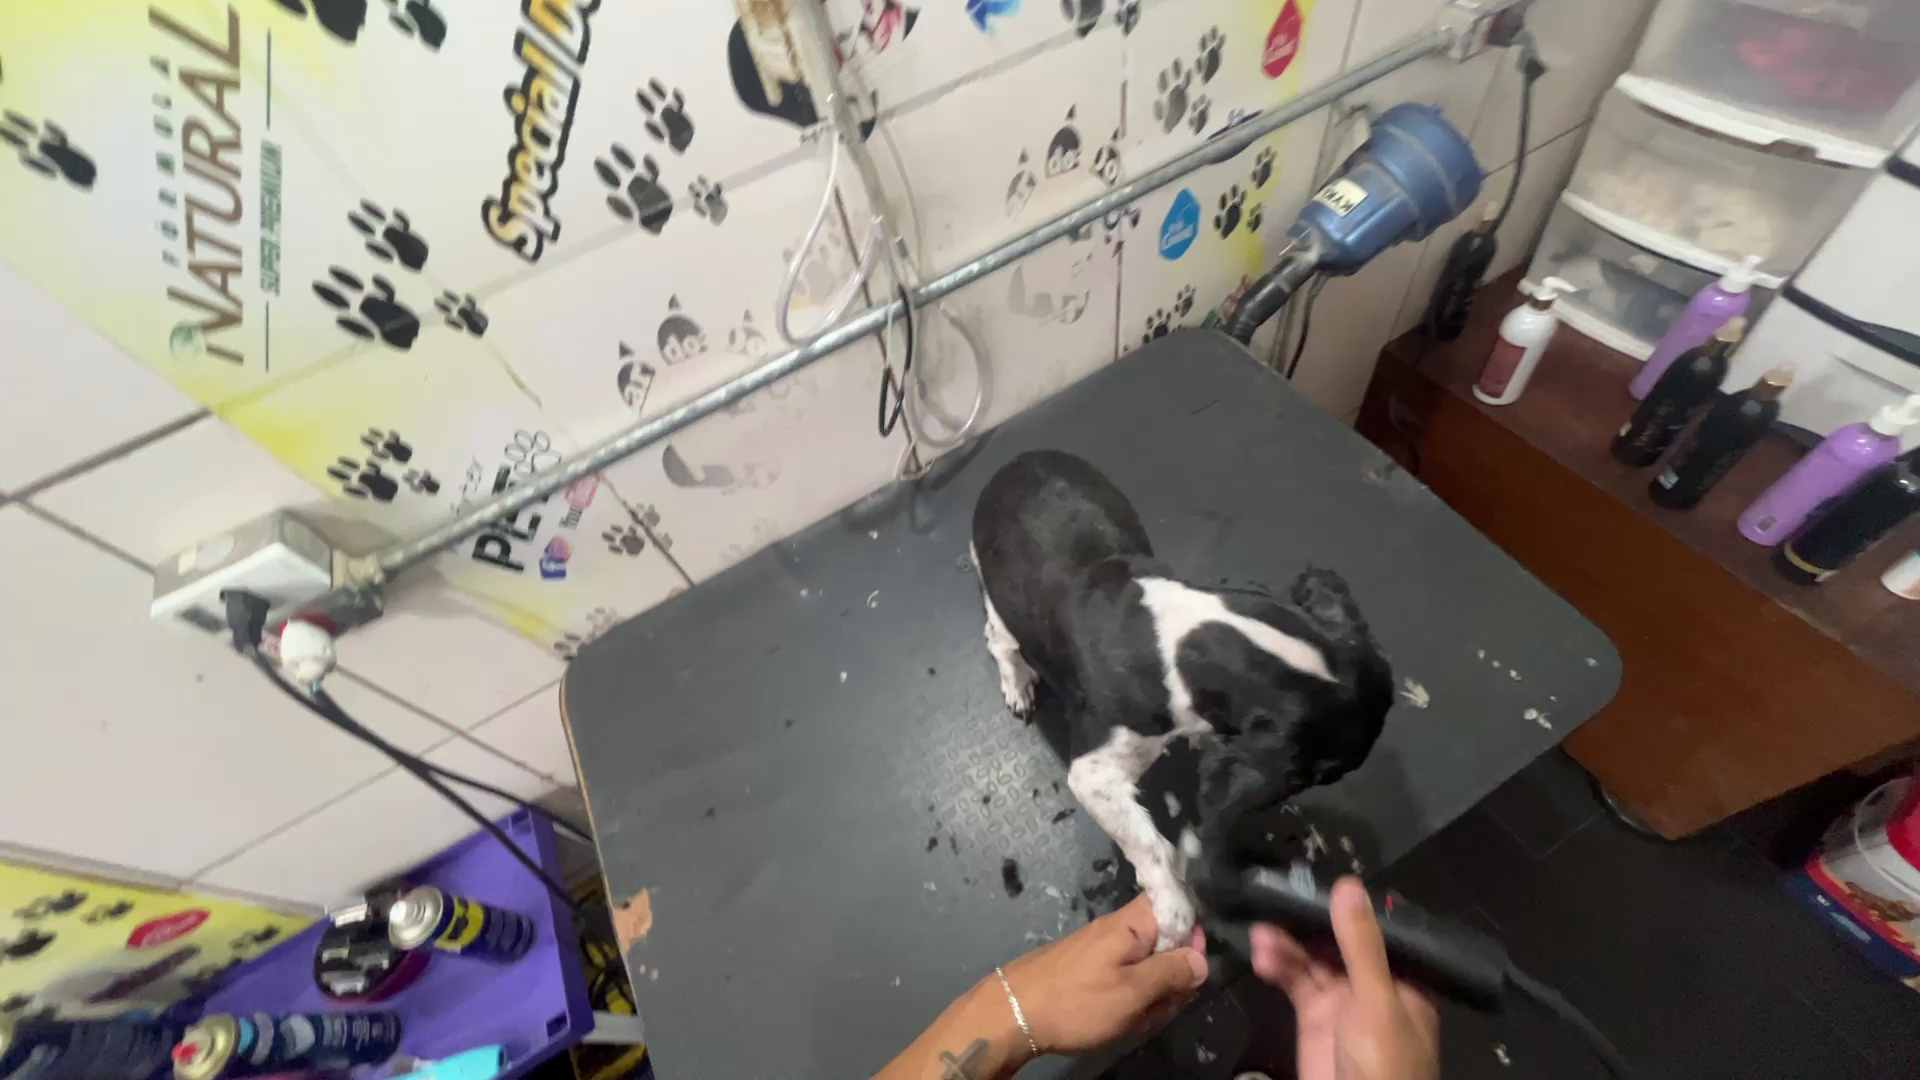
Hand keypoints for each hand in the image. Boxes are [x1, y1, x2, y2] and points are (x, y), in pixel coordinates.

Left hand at [998, 892, 1209, 1055]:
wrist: (1019, 1010)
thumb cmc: (1078, 1000)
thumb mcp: (1133, 993)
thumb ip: (1170, 973)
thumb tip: (1202, 957)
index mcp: (1131, 923)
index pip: (1172, 905)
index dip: (1191, 933)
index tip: (1194, 966)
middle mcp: (1120, 928)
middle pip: (1165, 941)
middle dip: (1173, 976)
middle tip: (1163, 1005)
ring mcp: (1106, 949)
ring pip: (1148, 965)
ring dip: (1153, 995)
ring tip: (1139, 1018)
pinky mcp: (1095, 968)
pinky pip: (1128, 978)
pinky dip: (1133, 1000)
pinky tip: (1125, 1020)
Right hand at [1249, 878, 1439, 1079]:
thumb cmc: (1383, 1070)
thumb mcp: (1375, 1004)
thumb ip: (1359, 945)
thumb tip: (1348, 884)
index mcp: (1401, 982)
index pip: (1373, 930)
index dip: (1345, 905)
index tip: (1312, 880)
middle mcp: (1371, 986)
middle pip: (1334, 940)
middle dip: (1303, 924)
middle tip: (1272, 905)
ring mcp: (1341, 1001)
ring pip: (1310, 957)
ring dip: (1284, 944)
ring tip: (1261, 939)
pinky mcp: (1313, 1016)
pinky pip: (1293, 979)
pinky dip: (1276, 966)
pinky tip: (1261, 959)